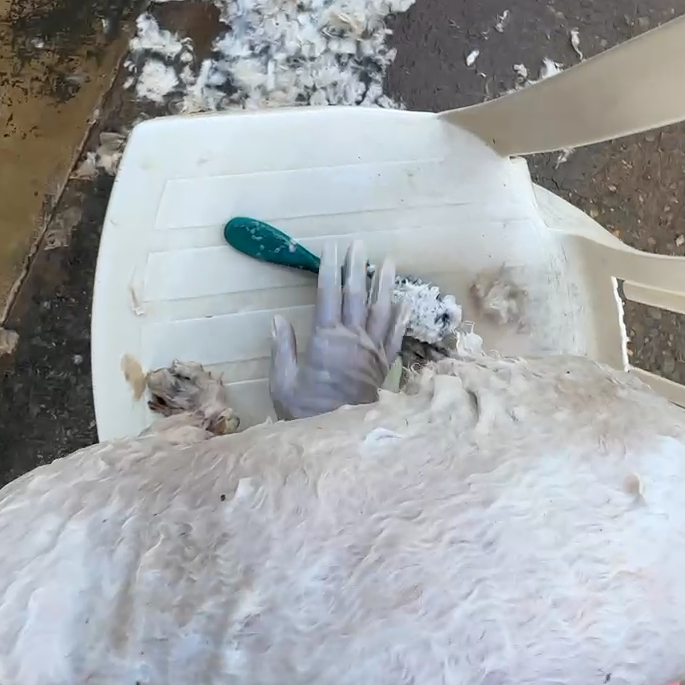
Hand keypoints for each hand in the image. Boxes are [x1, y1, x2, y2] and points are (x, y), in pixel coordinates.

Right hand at [269, 240, 410, 420]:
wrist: (346, 441)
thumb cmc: (308, 414)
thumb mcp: (284, 385)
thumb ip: (283, 350)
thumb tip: (278, 319)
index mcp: (326, 340)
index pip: (327, 295)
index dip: (329, 269)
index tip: (330, 247)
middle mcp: (353, 339)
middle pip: (355, 295)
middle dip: (356, 267)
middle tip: (359, 243)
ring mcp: (373, 351)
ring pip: (381, 310)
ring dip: (383, 284)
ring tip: (388, 261)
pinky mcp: (385, 366)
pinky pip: (395, 336)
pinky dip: (401, 317)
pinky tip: (406, 302)